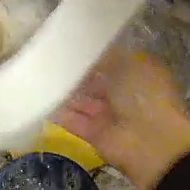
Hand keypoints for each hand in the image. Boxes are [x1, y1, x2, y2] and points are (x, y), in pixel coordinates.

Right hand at [53, 47, 189, 189]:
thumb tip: (89, 54)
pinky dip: (59, 114)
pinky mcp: (95, 136)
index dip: (92, 57)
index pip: (111, 63)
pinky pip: (74, 122)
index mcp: (137, 75)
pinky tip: (41, 101)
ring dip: (66, 93)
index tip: (70, 48)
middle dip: (76, 76)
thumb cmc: (143, 95)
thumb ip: (107, 57)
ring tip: (41, 78)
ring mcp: (109, 117)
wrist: (148, 141)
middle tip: (50, 62)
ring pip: (83, 103)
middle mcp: (123, 96)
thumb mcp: (128, 65)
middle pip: (94, 84)